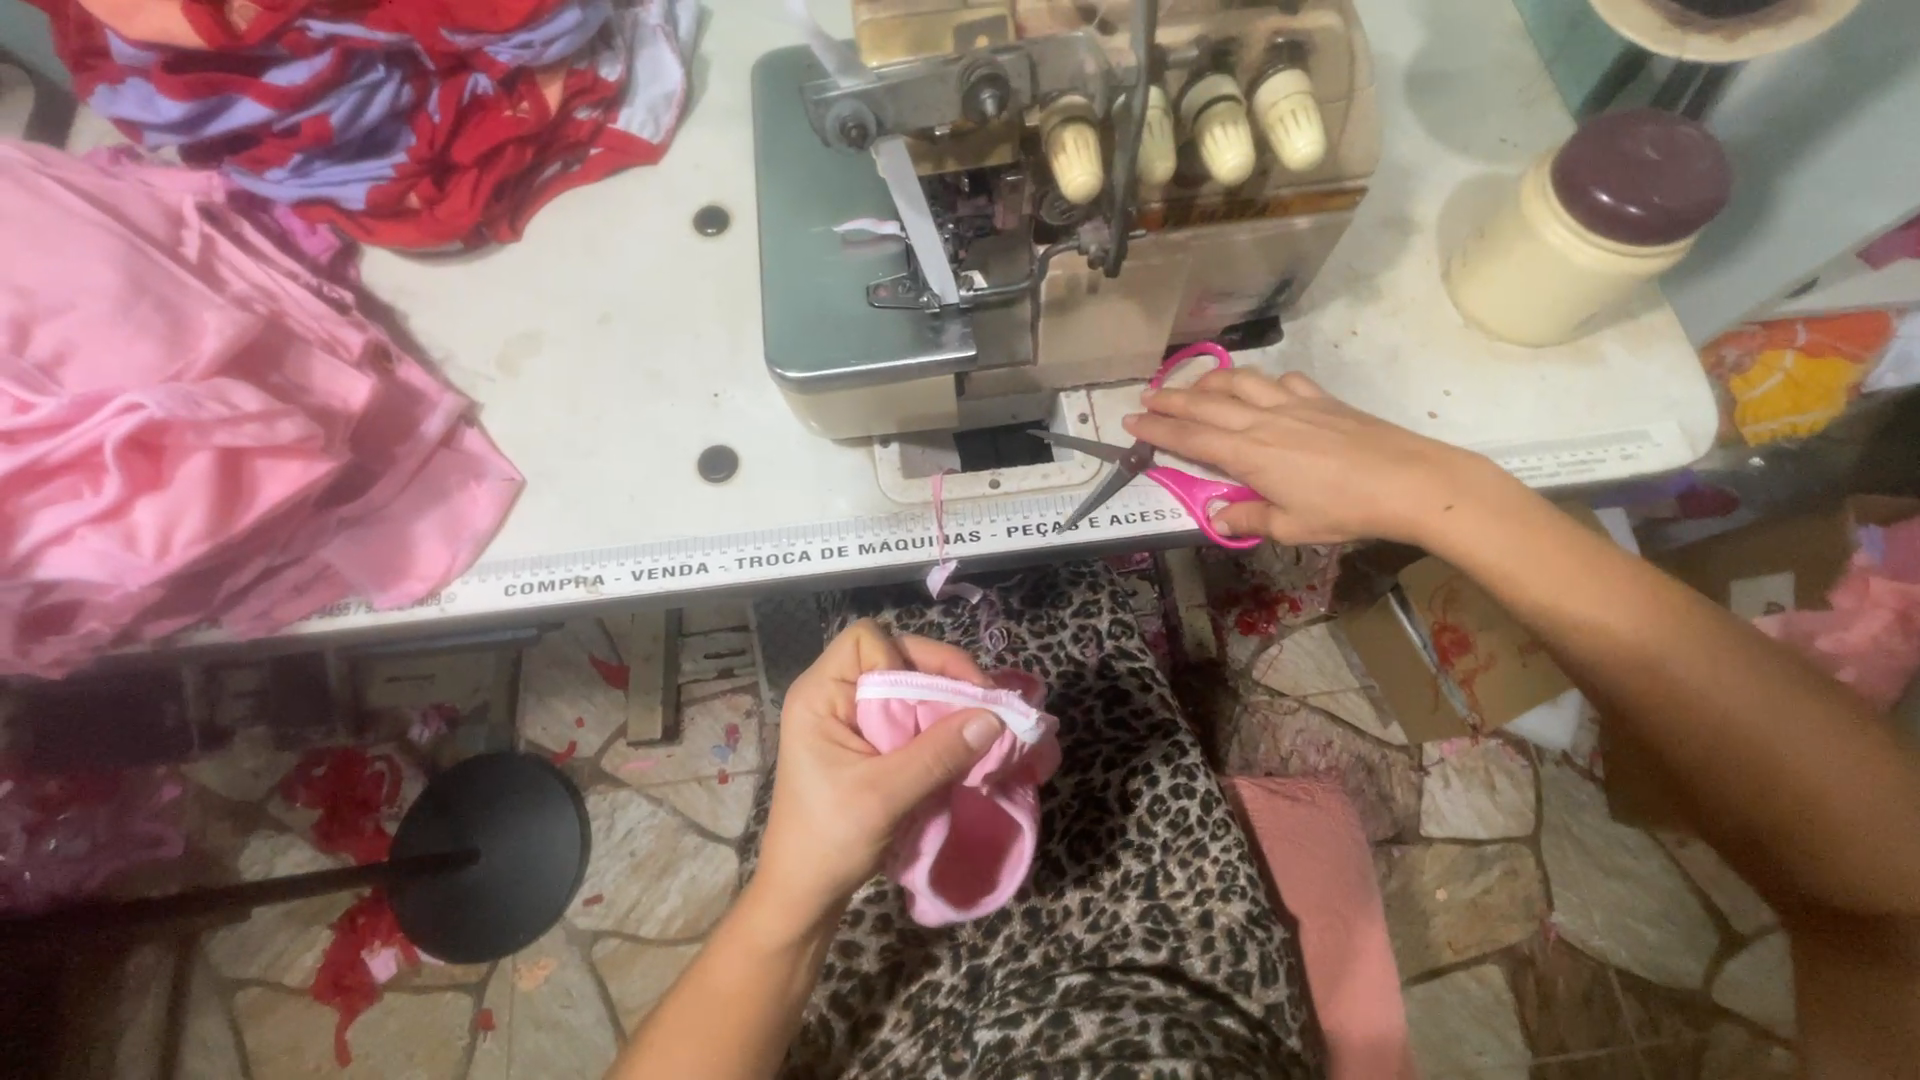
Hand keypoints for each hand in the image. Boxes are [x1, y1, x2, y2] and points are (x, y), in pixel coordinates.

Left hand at [749, 619, 1002, 938]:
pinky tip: (961, 741)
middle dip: (940, 674)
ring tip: (979, 723)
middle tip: (982, 704)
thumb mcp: (886, 796)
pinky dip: (936, 722)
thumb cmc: (829, 841)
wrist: (804, 893)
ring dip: (943, 699)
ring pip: (906, 684)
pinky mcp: (865, 740)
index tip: (933, 696)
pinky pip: (907, 712)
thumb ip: (938, 753)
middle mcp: (832, 694)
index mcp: (819, 695)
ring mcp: (848, 717)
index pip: (867, 639)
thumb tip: (993, 717)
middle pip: (894, 655)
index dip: (903, 658)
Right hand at [1122, 369, 1510, 545]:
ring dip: (1210, 381)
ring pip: (1240, 381)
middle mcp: (1263, 421)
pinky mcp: (1321, 399)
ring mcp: (1293, 404)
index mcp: (1248, 454)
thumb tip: (1217, 517)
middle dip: (1171, 399)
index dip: (1157, 430)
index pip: (1190, 439)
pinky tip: (1261, 389)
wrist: (1410, 481)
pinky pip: (1281, 381)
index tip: (1130, 422)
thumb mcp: (1290, 526)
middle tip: (1146, 396)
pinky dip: (1260, 381)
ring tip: (1194, 387)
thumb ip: (1249, 517)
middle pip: (1206, 404)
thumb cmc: (1345, 510)